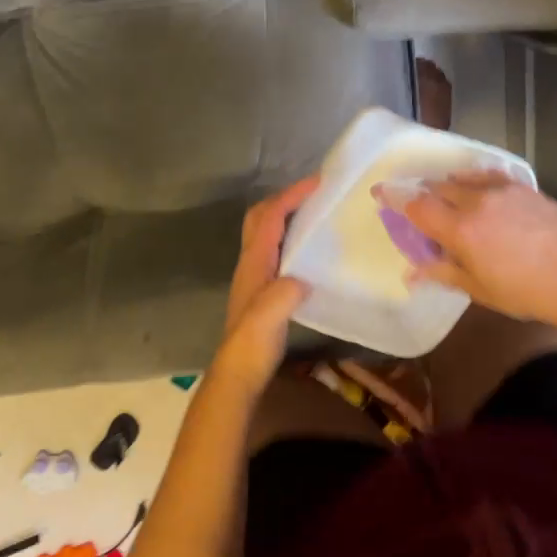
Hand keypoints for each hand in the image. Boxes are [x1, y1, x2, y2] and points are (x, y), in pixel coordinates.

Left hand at [211, 176, 318, 394]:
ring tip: (316, 213)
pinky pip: (276, 250)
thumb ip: (282, 295)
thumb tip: (301, 279)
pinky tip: (311, 250)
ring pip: (266, 232)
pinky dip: (290, 238)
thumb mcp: (268, 318)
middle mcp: (252, 262)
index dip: (290, 196)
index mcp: (254, 262)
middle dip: (284, 198)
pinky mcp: (263, 289)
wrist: (238, 373)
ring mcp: (255, 275)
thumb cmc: (252, 344)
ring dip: (286, 216)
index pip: (270, 217)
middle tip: (314, 193)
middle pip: (261, 217)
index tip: (317, 182)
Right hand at [395, 170, 556, 326]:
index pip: (416, 205)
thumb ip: (442, 273)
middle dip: (419, 192)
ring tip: (443, 196)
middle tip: (413, 203)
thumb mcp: (479, 289)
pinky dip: (474, 179)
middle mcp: (476, 202)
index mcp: (460, 229)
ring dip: (446, 185)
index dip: (395, 197)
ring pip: (462, 179)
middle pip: (436, 187)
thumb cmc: (527, 292)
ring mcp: (503, 190)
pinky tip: (476, 187)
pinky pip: (489, 175)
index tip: (379, 191)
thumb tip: (410, 273)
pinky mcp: (525, 188)